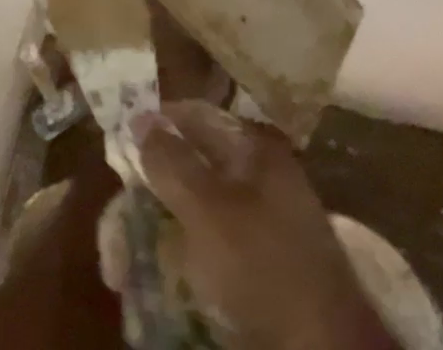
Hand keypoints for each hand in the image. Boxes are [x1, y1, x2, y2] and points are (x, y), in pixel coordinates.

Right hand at [132, 101, 395, 349]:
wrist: (318, 338)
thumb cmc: (260, 259)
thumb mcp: (205, 207)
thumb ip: (171, 162)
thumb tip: (141, 118)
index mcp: (257, 148)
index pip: (198, 115)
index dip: (160, 121)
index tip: (123, 136)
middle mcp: (265, 171)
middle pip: (200, 156)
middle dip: (160, 171)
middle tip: (126, 188)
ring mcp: (267, 212)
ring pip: (205, 196)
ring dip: (171, 209)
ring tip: (137, 227)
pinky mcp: (264, 250)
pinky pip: (216, 231)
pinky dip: (190, 238)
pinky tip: (171, 253)